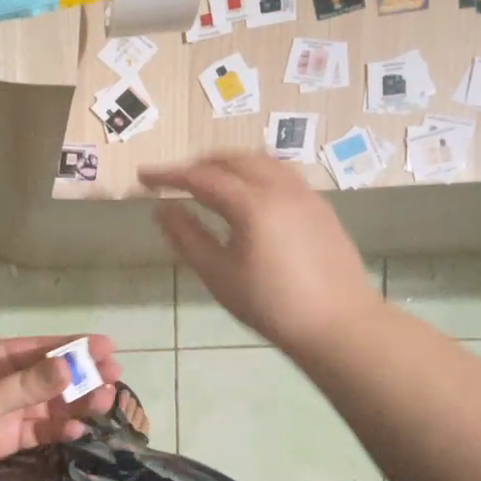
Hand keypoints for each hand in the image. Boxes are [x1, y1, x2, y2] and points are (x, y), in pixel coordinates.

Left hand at [0, 336, 121, 480]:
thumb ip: (29, 384)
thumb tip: (71, 365)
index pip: (42, 348)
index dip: (75, 348)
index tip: (109, 349)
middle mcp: (3, 382)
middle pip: (50, 377)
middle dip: (82, 377)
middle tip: (115, 380)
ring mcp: (4, 411)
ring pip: (48, 405)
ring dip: (75, 404)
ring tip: (105, 404)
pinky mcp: (4, 439)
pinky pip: (38, 431)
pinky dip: (57, 430)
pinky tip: (77, 431)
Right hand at [144, 152, 382, 354]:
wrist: (337, 321)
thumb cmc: (268, 303)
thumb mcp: (217, 274)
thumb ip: (187, 237)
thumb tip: (162, 209)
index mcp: (251, 204)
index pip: (200, 177)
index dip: (168, 176)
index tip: (142, 177)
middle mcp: (280, 187)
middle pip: (232, 160)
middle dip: (198, 164)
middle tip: (171, 179)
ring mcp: (304, 193)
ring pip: (260, 161)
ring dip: (227, 164)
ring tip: (206, 181)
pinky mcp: (318, 205)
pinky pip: (280, 173)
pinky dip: (252, 172)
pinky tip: (245, 194)